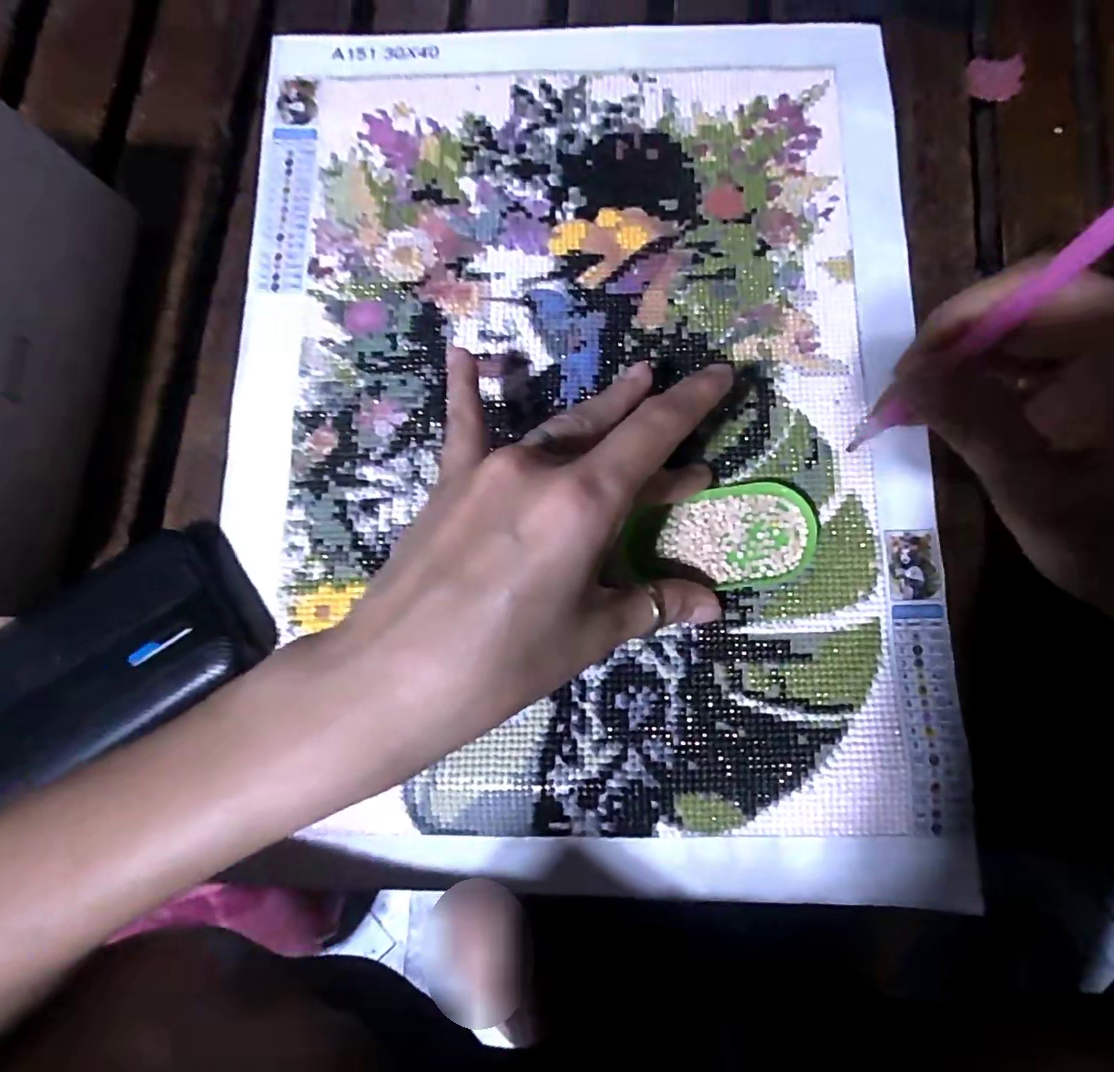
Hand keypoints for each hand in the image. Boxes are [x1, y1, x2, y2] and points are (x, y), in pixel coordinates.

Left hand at [301, 350, 731, 774]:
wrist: (392, 676)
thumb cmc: (505, 662)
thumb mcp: (591, 634)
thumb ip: (654, 604)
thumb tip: (711, 605)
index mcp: (584, 501)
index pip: (652, 434)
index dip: (692, 401)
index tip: (721, 373)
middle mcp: (539, 468)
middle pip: (607, 425)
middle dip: (650, 406)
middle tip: (677, 387)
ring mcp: (489, 469)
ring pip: (557, 429)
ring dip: (599, 411)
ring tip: (632, 384)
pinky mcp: (450, 483)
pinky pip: (465, 428)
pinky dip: (467, 392)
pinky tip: (461, 353)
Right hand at [891, 259, 1113, 626]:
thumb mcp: (1033, 491)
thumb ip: (972, 422)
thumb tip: (908, 375)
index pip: (1030, 288)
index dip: (956, 321)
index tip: (907, 373)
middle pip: (1035, 300)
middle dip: (960, 341)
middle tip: (908, 389)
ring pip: (1041, 327)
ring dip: (977, 359)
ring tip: (925, 401)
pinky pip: (1057, 357)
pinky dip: (1006, 378)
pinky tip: (967, 411)